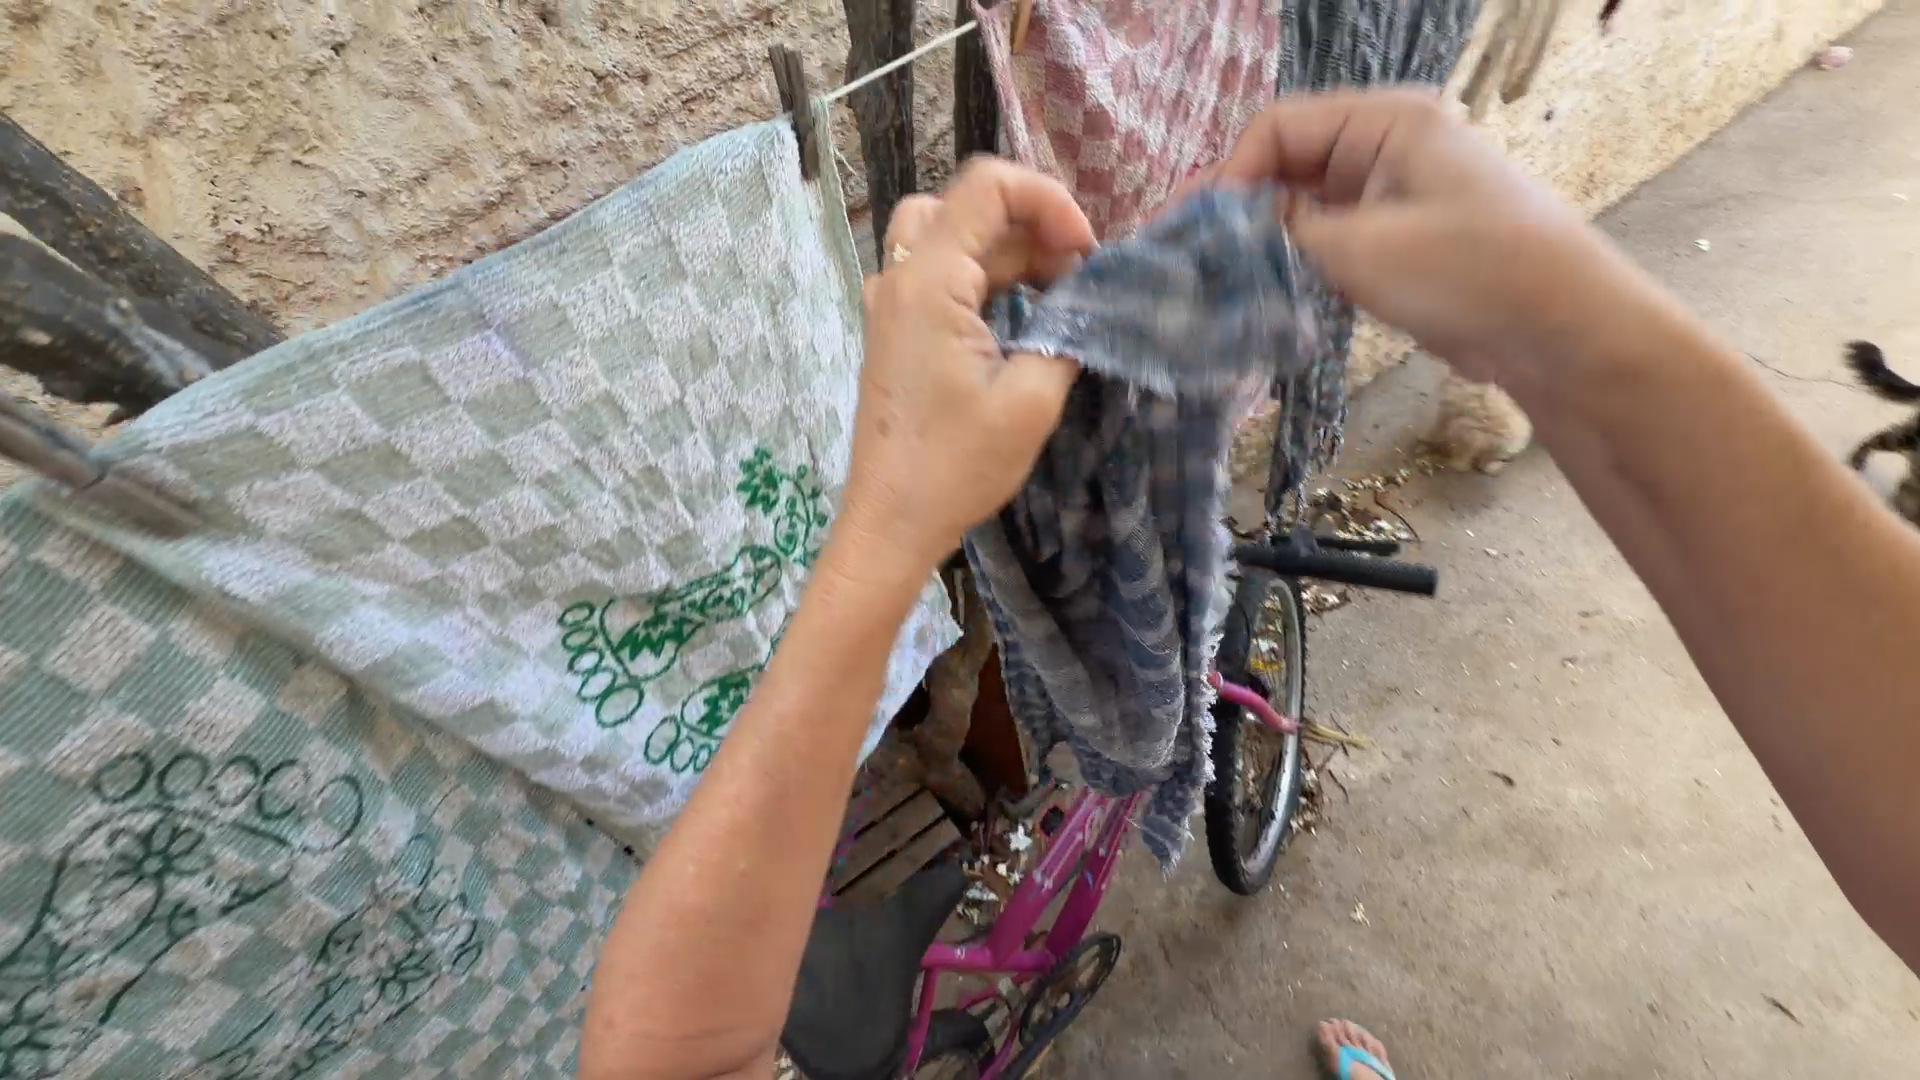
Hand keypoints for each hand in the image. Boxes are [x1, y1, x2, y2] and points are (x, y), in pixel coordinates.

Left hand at [833, 159, 1095, 575]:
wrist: (892, 521)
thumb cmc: (956, 467)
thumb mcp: (1031, 400)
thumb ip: (1068, 334)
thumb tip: (1084, 305)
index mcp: (928, 281)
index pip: (987, 186)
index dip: (1048, 200)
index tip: (1084, 251)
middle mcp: (899, 279)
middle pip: (967, 209)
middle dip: (1030, 228)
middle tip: (1074, 276)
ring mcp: (890, 306)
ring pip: (951, 241)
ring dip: (1007, 255)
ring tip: (1054, 295)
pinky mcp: (893, 334)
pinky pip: (938, 280)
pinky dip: (981, 283)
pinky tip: (1017, 319)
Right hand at [1216, 90, 1661, 395]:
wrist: (1554, 329)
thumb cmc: (1465, 271)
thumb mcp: (1359, 247)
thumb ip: (1280, 233)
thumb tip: (1219, 233)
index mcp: (1382, 122)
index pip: (1276, 130)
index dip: (1227, 177)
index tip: (1192, 233)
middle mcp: (1379, 148)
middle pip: (1281, 164)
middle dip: (1229, 206)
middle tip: (1178, 252)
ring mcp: (1383, 195)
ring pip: (1295, 205)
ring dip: (1252, 237)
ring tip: (1204, 273)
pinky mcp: (1385, 239)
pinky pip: (1316, 238)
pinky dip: (1282, 259)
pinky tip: (1252, 286)